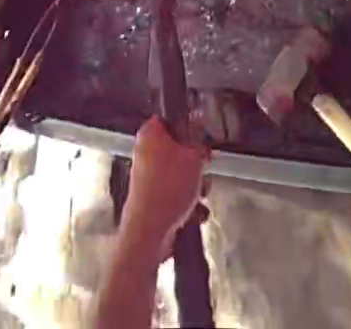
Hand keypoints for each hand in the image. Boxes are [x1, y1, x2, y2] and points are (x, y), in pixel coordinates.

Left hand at [123, 116, 208, 260]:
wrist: (148, 233)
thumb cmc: (170, 186)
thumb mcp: (194, 155)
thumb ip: (199, 138)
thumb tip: (199, 122)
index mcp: (150, 133)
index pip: (173, 116)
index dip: (191, 123)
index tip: (204, 134)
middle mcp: (144, 151)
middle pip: (178, 145)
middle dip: (196, 158)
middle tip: (205, 164)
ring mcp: (145, 176)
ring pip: (178, 169)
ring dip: (194, 181)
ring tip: (201, 192)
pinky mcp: (149, 197)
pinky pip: (173, 189)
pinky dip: (185, 198)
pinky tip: (197, 211)